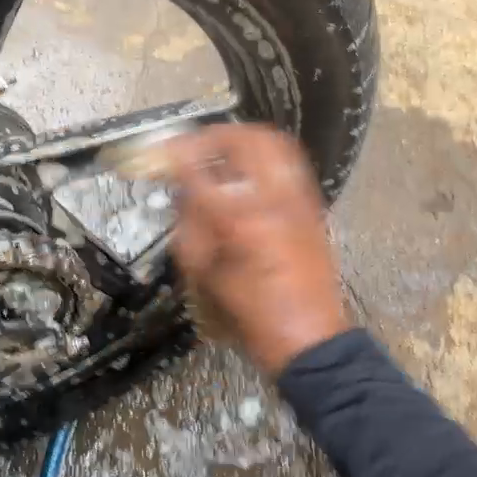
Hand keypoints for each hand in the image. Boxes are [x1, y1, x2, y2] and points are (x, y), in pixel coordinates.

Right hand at [160, 125, 351, 376]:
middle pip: (245, 139)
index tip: (163, 152)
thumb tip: (183, 194)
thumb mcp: (208, 275)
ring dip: (241, 140)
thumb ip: (191, 228)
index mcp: (240, 219)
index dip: (176, 154)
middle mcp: (273, 198)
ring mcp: (299, 199)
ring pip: (272, 143)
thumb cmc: (255, 315)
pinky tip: (247, 173)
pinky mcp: (313, 207)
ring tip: (220, 151)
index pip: (200, 169)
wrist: (313, 341)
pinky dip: (264, 157)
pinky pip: (288, 163)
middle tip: (194, 145)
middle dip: (214, 135)